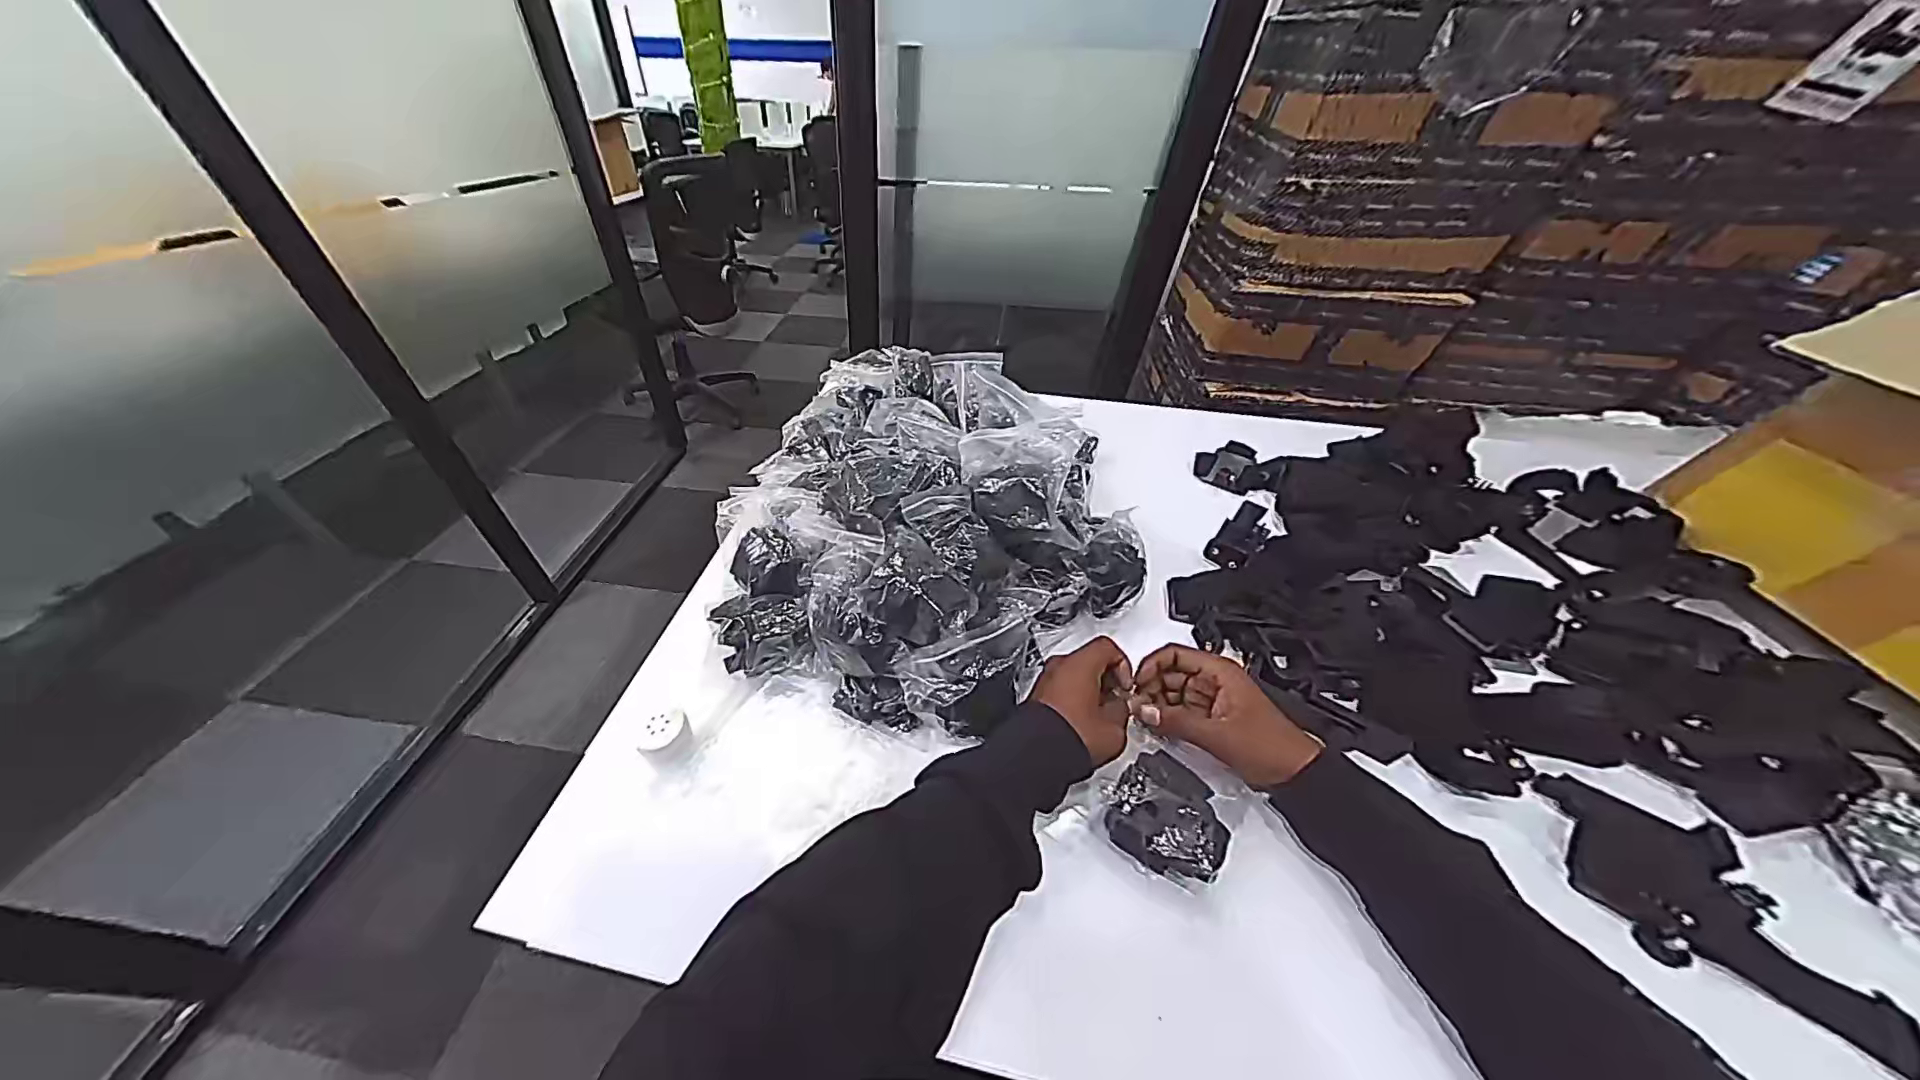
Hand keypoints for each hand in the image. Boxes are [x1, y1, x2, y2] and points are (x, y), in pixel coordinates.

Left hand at [1029, 636, 1133, 765]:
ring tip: (1099, 714)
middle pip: (1089, 659)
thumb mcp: (1114, 727)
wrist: (1037, 755)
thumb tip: (1120, 706)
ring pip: (1074, 674)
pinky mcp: (1036, 696)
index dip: (1123, 665)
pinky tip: (1081, 721)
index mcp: (1080, 664)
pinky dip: (1073, 698)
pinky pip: (1060, 688)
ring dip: (1089, 688)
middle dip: (1106, 678)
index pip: (1107, 647)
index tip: (1126, 684)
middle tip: (1116, 698)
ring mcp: (1045, 680)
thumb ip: (1122, 709)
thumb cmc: (1070, 738)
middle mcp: (1059, 666)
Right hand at [1133, 644, 1322, 786]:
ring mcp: (1212, 699)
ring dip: (1158, 704)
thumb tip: (1144, 710)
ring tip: (1147, 718)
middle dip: (1151, 687)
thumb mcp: (1216, 733)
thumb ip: (1175, 720)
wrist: (1295, 774)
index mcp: (1220, 671)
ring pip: (1173, 693)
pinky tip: (1160, 727)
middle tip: (1138, 705)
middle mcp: (1215, 681)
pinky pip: (1181, 711)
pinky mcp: (1211, 718)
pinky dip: (1169, 718)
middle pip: (1170, 673)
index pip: (1174, 654)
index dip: (1151, 666)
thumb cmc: (1273, 747)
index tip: (1136, 683)